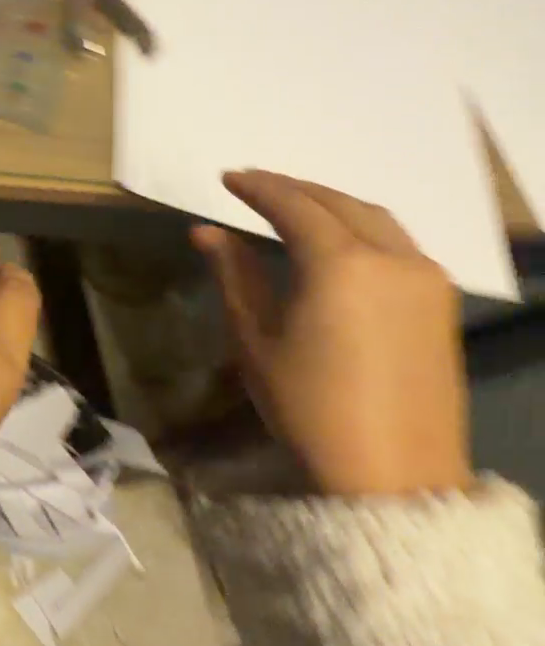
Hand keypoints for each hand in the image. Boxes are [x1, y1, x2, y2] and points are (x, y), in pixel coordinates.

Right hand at [193, 170, 471, 496]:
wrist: (390, 467)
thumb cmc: (306, 402)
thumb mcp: (255, 337)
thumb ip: (234, 275)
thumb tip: (206, 232)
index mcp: (342, 266)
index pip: (295, 207)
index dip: (258, 188)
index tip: (226, 178)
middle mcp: (394, 260)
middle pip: (342, 204)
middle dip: (296, 189)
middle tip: (254, 184)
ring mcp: (426, 280)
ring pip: (377, 220)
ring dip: (331, 204)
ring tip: (291, 204)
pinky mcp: (439, 303)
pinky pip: (397, 244)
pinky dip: (359, 227)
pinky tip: (334, 239)